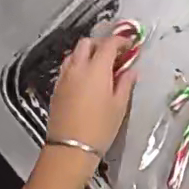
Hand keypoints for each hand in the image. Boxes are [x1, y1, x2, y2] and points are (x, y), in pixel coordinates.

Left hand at [45, 32, 136, 156]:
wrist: (71, 148)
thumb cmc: (99, 129)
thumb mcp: (119, 106)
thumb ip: (125, 84)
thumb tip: (130, 71)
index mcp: (96, 68)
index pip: (109, 44)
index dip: (120, 41)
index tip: (129, 44)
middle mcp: (78, 67)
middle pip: (87, 43)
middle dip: (101, 43)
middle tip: (114, 54)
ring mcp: (64, 77)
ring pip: (74, 54)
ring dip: (87, 53)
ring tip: (99, 65)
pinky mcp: (57, 89)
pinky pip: (67, 68)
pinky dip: (78, 66)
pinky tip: (86, 79)